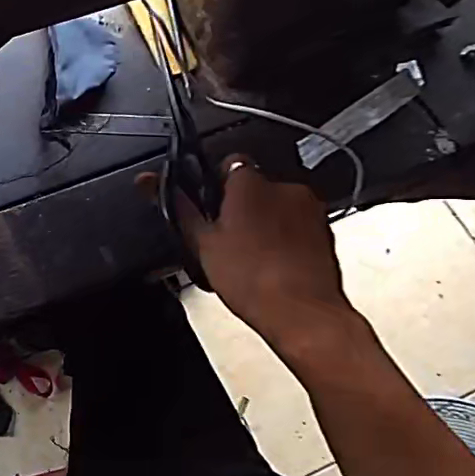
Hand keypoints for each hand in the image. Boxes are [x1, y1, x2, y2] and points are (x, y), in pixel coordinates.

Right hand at [142, 156, 359, 350]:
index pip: (228, 163)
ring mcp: (310, 210)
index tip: (205, 206)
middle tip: (221, 238)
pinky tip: (268, 266)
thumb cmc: (253, 279)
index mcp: (250, 183)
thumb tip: (148, 183)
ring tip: (246, 258)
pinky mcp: (325, 233)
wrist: (300, 312)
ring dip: (262, 224)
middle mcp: (285, 188)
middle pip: (253, 188)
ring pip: (276, 208)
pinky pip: (296, 227)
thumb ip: (178, 207)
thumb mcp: (200, 242)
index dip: (212, 184)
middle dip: (238, 207)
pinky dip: (283, 240)